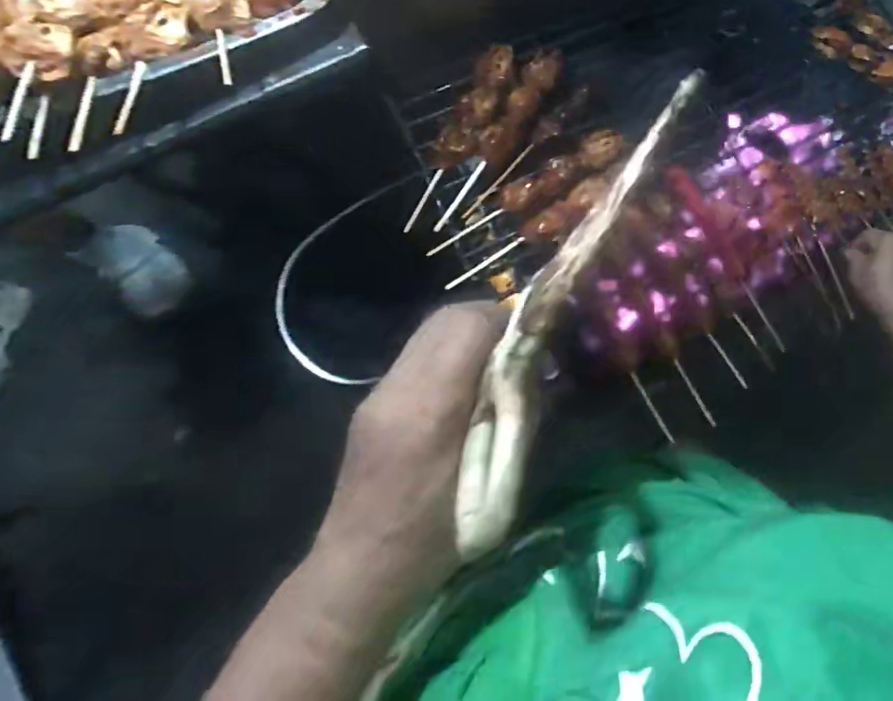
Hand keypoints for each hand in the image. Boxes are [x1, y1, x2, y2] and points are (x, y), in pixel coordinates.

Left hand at [316, 301, 507, 607]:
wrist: (356, 576)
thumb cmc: (435, 541)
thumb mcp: (491, 486)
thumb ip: (512, 418)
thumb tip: (533, 368)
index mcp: (429, 410)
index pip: (469, 327)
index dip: (507, 319)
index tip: (536, 332)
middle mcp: (398, 388)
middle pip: (447, 318)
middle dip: (490, 317)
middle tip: (520, 341)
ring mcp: (378, 392)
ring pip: (429, 330)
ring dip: (468, 331)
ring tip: (497, 356)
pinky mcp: (372, 400)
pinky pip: (417, 352)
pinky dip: (448, 349)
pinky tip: (464, 380)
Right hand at [845, 229, 892, 326]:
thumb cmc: (880, 289)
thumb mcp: (857, 273)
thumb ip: (852, 258)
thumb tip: (850, 251)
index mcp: (888, 238)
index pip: (866, 234)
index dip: (854, 244)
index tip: (847, 257)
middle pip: (881, 241)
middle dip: (868, 251)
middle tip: (858, 266)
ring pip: (891, 252)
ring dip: (880, 259)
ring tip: (871, 274)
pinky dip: (891, 266)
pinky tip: (885, 280)